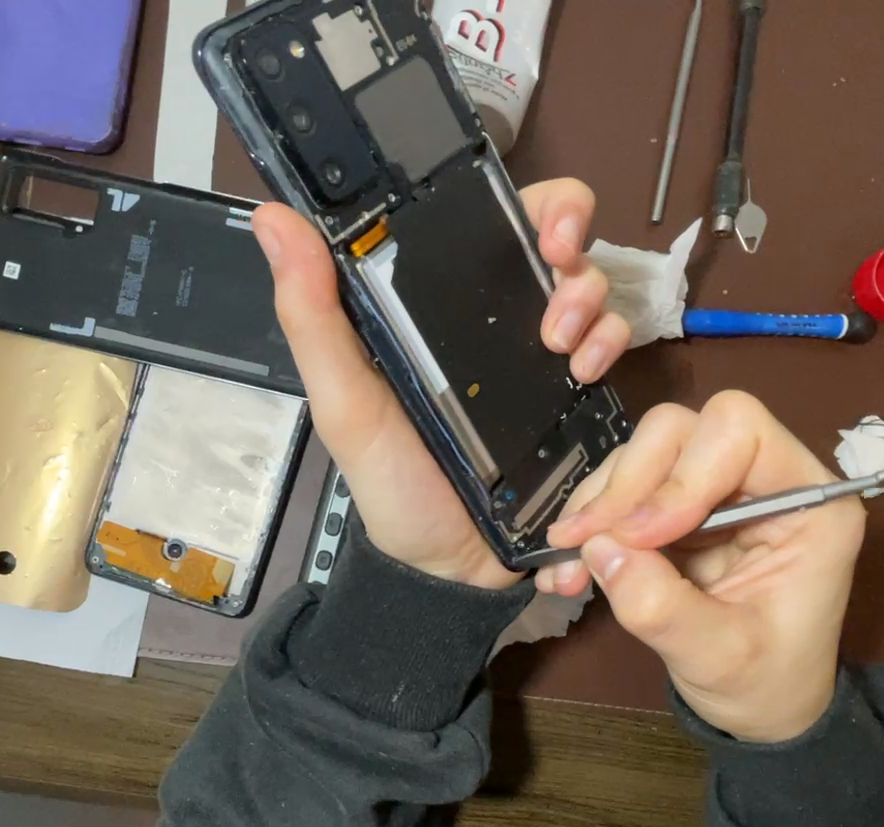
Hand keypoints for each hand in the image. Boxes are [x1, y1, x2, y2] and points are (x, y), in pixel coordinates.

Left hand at [251, 180, 631, 590]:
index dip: (518, 203)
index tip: (537, 224)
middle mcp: (489, 322)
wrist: (447, 566)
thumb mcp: (345, 403)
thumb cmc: (391, 483)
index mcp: (433, 310)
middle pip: (551, 247)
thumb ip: (312, 319)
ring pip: (590, 292)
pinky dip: (612, 351)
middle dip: (572, 244)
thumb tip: (271, 220)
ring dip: (592, 301)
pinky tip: (588, 378)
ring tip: (564, 349)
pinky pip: (611, 353)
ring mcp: (535, 360)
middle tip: (557, 281)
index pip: (481, 226)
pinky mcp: (570, 400)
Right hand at [541, 392, 865, 742]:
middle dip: (623, 486)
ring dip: (592, 508)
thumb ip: (664, 608)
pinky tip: (566, 569)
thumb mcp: (719, 659)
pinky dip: (584, 526)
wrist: (755, 707)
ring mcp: (708, 491)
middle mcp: (757, 481)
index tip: (639, 537)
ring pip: (637, 456)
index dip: (679, 475)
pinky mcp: (668, 511)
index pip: (737, 433)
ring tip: (567, 568)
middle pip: (676, 431)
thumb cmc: (761, 683)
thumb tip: (599, 550)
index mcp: (803, 502)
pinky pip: (615, 492)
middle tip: (582, 542)